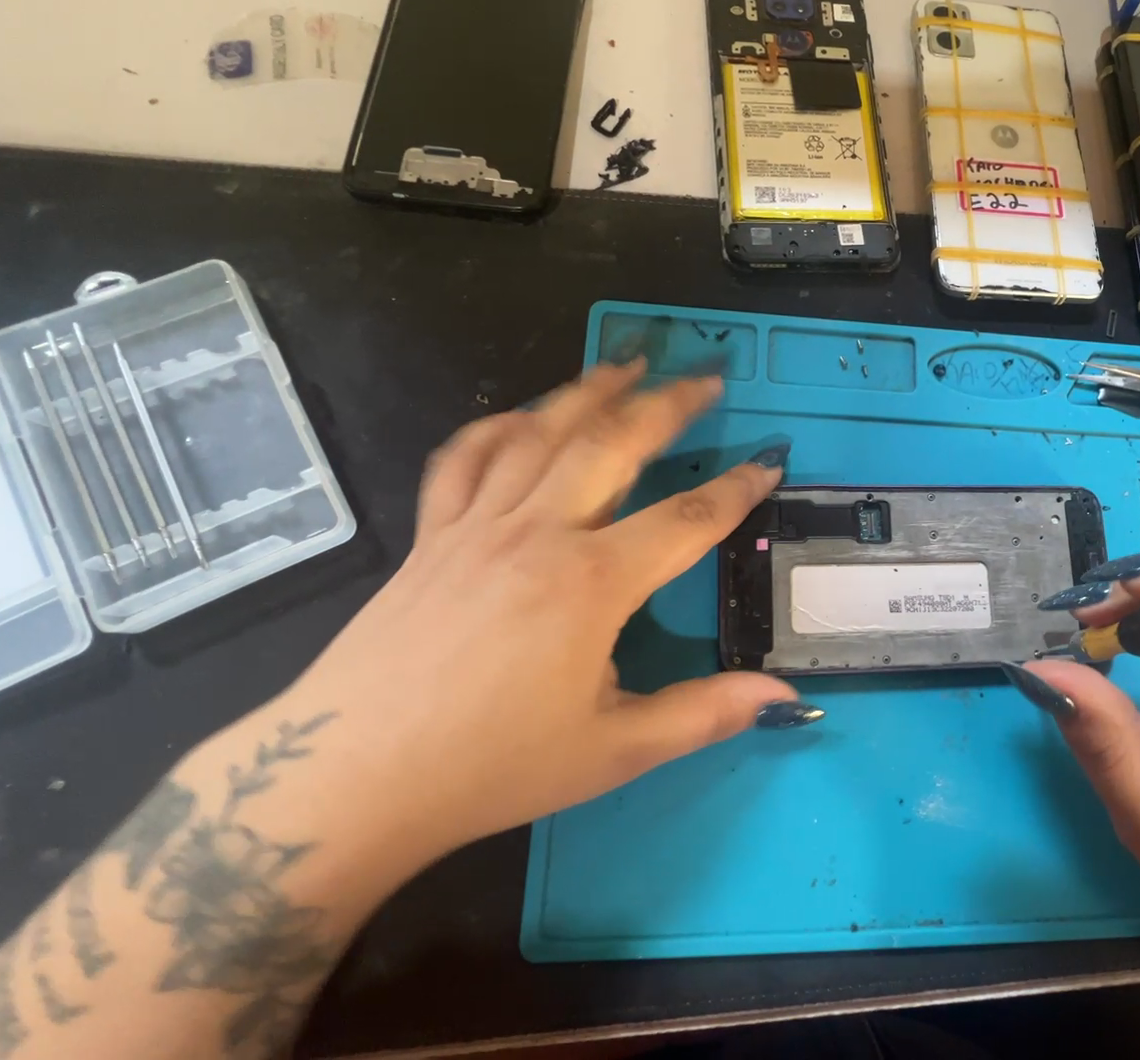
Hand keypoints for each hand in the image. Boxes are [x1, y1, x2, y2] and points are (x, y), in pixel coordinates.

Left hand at [273, 361, 804, 862]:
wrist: (356, 776)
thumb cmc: (493, 764)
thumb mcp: (615, 750)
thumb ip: (704, 713)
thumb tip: (783, 695)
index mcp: (593, 582)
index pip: (687, 517)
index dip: (737, 488)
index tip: (768, 460)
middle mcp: (538, 532)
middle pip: (612, 445)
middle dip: (667, 405)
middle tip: (705, 378)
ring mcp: (476, 525)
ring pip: (540, 434)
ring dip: (589, 393)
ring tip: (626, 364)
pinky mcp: (430, 536)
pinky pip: (464, 459)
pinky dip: (497, 427)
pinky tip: (522, 415)